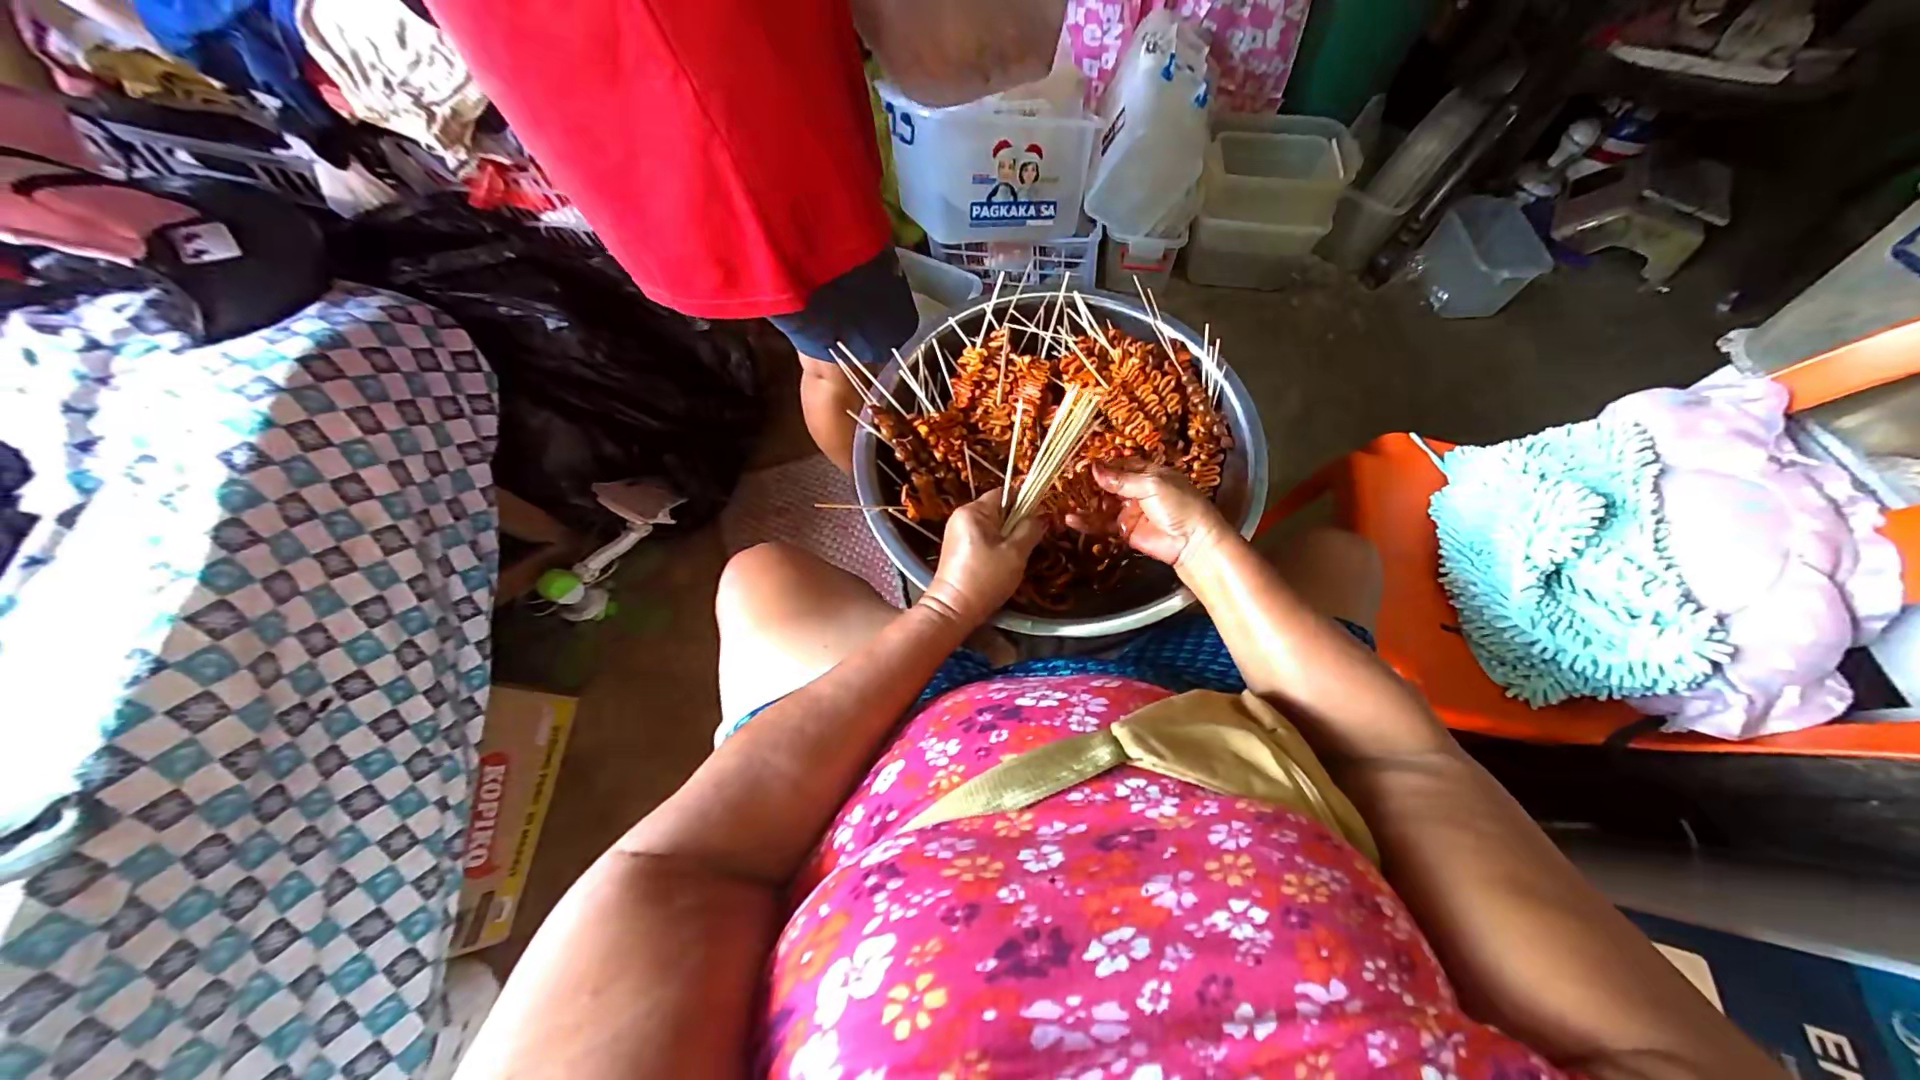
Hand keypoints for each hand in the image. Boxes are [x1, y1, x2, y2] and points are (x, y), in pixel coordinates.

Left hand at [920, 489, 1044, 625]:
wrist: (953, 610)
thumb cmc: (985, 578)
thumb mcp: (1015, 553)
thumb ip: (1030, 530)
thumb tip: (1041, 516)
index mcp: (973, 511)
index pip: (1005, 492)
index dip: (1025, 501)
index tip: (1038, 519)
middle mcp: (961, 516)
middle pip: (998, 509)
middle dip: (1016, 523)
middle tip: (1029, 542)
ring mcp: (957, 532)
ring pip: (992, 525)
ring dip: (1007, 537)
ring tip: (1016, 556)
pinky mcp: (957, 548)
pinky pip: (982, 538)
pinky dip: (995, 546)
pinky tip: (1001, 564)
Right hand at [1066, 460, 1234, 569]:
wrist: (1193, 542)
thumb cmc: (1180, 506)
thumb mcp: (1152, 485)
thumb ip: (1121, 479)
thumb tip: (1094, 469)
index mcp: (1147, 473)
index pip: (1119, 464)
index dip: (1101, 464)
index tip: (1078, 463)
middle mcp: (1136, 489)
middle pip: (1107, 484)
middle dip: (1088, 483)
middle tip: (1065, 482)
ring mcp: (1128, 510)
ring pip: (1101, 504)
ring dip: (1084, 503)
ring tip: (1064, 501)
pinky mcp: (1124, 530)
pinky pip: (1102, 524)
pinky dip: (1087, 522)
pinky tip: (1072, 519)